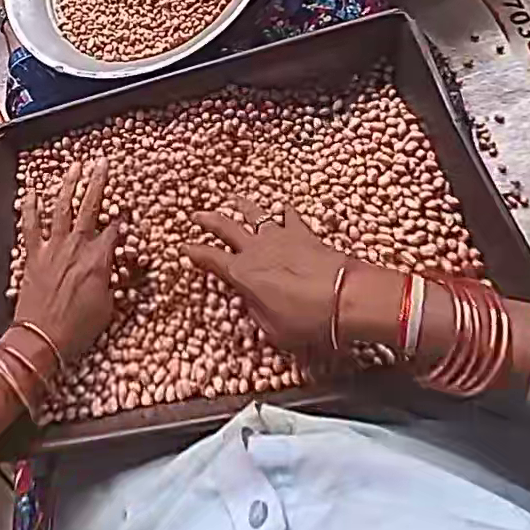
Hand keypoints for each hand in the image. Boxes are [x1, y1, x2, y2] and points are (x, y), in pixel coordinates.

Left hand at [10, 158, 120, 365]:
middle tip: (102, 163)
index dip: (122, 217)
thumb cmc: (77, 328)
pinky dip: (30, 207)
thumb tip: (122, 267)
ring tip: (75, 167)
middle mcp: (76, 246)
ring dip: (69, 185)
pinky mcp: (33, 254)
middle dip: (98, 182)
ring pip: (62, 208)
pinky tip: (32, 191)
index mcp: (98, 259)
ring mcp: (53, 247)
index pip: (114, 229)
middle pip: (90, 207)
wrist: (41, 339)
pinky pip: (31, 225)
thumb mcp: (108, 307)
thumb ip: (116, 281)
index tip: (126, 207)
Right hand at [183, 197, 398, 357]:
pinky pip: (289, 217)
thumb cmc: (307, 318)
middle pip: (225, 227)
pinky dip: (283, 213)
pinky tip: (282, 209)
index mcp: (242, 273)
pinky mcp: (303, 233)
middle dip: (208, 220)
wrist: (346, 297)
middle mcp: (256, 249)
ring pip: (254, 214)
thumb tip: (252, 301)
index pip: (209, 258)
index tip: (183, 247)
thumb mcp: (272, 328)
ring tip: (233, 200)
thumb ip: (256, 312)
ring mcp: (279, 237)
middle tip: (196, 215)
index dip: (194, 252)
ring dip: (241, 207)